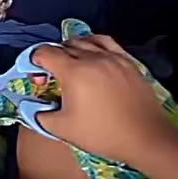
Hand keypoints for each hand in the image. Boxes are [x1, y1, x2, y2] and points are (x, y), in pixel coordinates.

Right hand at [30, 35, 177, 164]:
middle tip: (52, 76)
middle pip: (64, 45)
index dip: (34, 60)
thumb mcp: (63, 129)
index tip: (36, 74)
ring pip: (85, 41)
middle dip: (52, 57)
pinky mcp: (127, 61)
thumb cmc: (102, 134)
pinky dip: (94, 43)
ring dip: (72, 48)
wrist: (145, 137)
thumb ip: (40, 115)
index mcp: (73, 72)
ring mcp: (112, 56)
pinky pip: (106, 42)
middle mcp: (92, 57)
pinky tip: (93, 53)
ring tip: (70, 63)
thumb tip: (33, 107)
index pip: (45, 52)